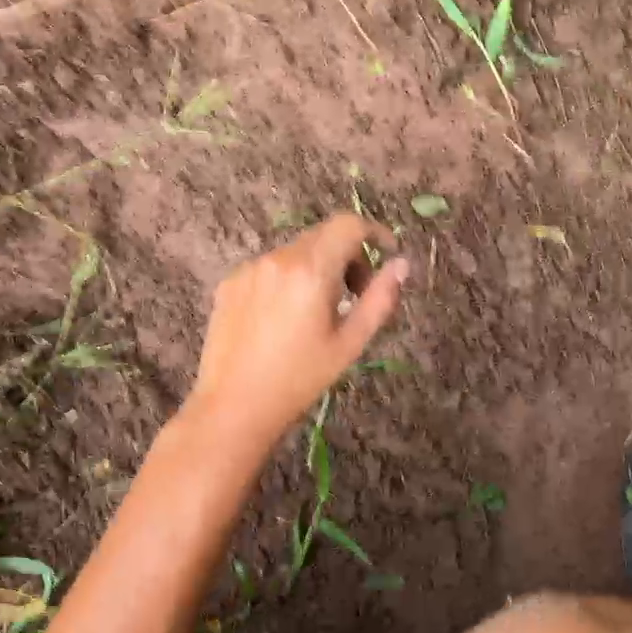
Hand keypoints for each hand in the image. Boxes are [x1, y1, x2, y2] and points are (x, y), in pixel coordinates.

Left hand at [183, 214, 409, 444]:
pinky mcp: (230, 283)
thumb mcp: (351, 342)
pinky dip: (291, 278)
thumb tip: (401, 264)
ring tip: (321, 310)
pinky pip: (272, 267)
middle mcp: (279, 260)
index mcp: (312, 272)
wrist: (232, 407)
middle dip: (349, 255)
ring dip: (319, 267)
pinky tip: (286, 318)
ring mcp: (250, 269)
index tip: (387, 251)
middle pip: (324, 235)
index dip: (374, 232)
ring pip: (298, 251)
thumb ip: (380, 298)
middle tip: (357, 293)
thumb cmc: (300, 379)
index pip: (349, 225)